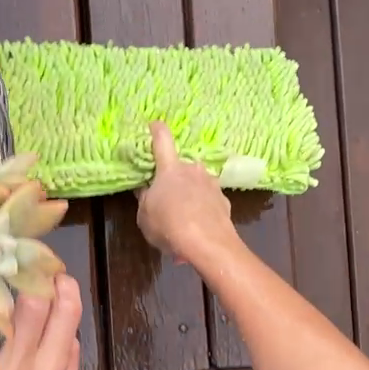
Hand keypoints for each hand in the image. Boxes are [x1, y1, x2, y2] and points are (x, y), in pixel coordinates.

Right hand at [0, 275, 81, 369]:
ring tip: (49, 294)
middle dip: (60, 285)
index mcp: (13, 364)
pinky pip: (73, 358)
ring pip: (73, 334)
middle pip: (66, 314)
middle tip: (47, 269)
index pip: (34, 305)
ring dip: (64, 311)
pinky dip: (65, 339)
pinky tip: (50, 333)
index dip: (29, 277)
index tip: (22, 261)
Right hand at [136, 121, 237, 262]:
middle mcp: (193, 169)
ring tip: (183, 219)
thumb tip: (145, 189)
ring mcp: (211, 183)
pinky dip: (202, 210)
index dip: (156, 130)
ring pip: (197, 185)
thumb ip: (144, 199)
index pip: (162, 140)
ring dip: (190, 196)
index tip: (154, 125)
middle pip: (181, 167)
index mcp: (170, 169)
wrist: (208, 244)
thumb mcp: (145, 216)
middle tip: (167, 198)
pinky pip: (208, 201)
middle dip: (175, 179)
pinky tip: (197, 227)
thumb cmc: (168, 226)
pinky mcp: (224, 200)